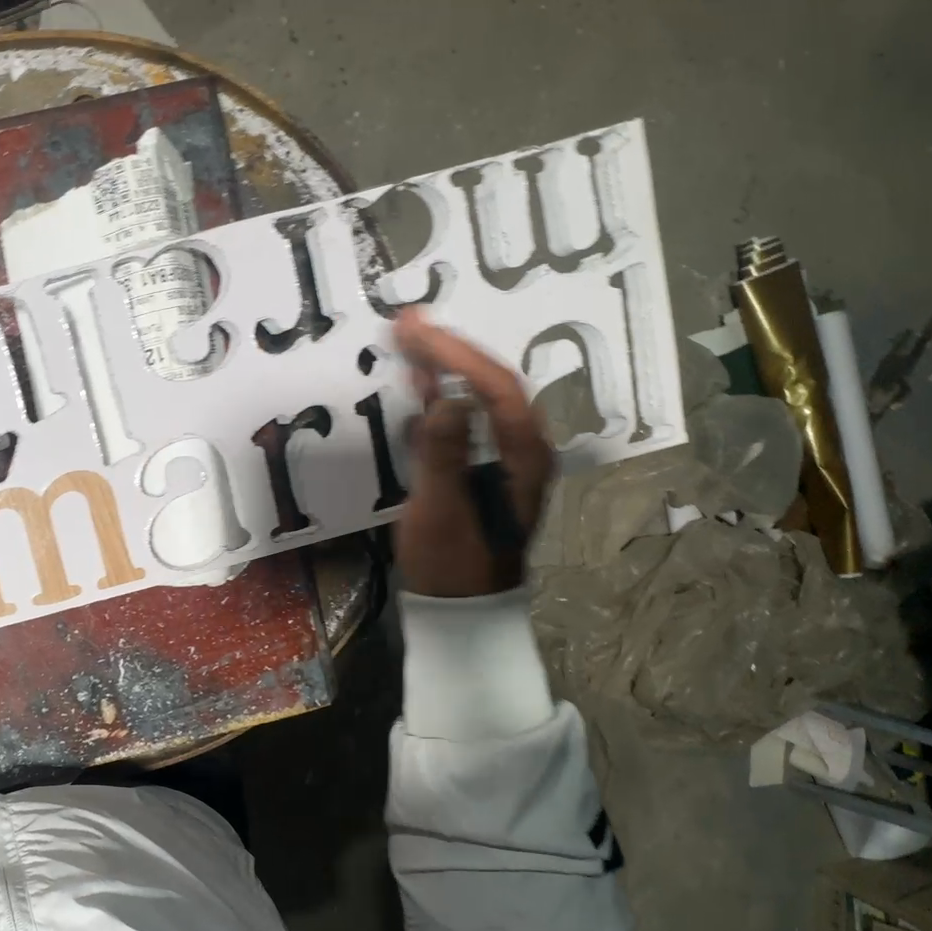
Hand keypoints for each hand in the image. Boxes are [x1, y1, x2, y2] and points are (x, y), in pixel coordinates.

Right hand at [391, 308, 553, 597]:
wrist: (460, 609)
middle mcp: (520, 449)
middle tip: (409, 321)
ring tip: (410, 340)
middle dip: (451, 350)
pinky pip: (464, 419)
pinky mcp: (479, 470)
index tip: (416, 330)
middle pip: (491, 384)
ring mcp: (501, 459)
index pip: (495, 388)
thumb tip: (446, 400)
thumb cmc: (453, 564)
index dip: (456, 355)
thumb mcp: (443, 513)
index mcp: (522, 456)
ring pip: (478, 398)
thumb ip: (444, 457)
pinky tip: (417, 387)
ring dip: (444, 367)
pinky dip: (438, 397)